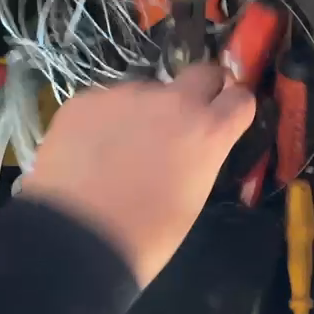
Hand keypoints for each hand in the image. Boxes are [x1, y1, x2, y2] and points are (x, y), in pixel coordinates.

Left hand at [17, 62, 254, 285]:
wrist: (72, 240)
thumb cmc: (146, 235)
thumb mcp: (193, 197)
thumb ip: (201, 157)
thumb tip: (194, 146)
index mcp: (207, 131)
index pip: (240, 98)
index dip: (235, 108)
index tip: (227, 119)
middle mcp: (172, 101)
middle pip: (202, 72)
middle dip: (201, 90)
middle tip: (185, 121)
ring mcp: (125, 95)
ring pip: (148, 92)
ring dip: (146, 111)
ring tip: (123, 149)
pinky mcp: (85, 99)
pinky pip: (107, 102)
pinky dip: (107, 121)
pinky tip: (91, 151)